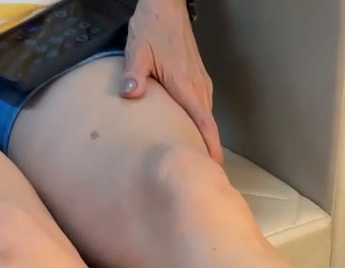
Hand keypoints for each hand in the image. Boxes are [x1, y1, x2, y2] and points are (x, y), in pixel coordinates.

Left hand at [122, 0, 223, 161]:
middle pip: (209, 127)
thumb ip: (134, 73)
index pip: (205, 124)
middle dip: (208, 150)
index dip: (211, 148)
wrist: (167, 5)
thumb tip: (130, 94)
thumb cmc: (152, 26)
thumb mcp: (137, 48)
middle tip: (202, 174)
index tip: (214, 169)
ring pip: (206, 118)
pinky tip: (192, 132)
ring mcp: (202, 84)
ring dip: (205, 138)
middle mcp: (199, 88)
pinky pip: (203, 108)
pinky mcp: (200, 80)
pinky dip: (201, 124)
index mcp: (186, 86)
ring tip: (198, 158)